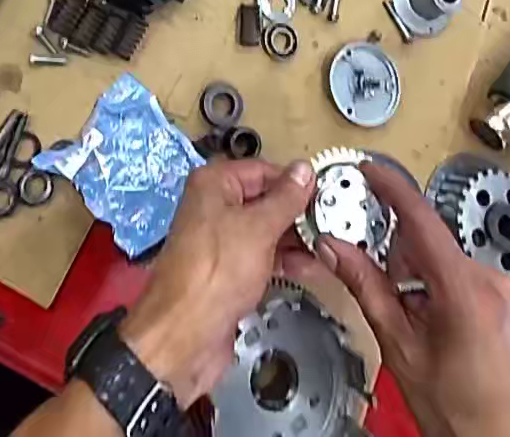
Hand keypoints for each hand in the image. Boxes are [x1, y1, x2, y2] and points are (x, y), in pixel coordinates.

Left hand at [119, 158, 314, 404]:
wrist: (183, 340)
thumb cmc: (215, 273)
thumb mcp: (260, 227)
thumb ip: (287, 198)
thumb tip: (304, 170)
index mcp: (214, 184)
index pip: (263, 170)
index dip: (293, 182)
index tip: (322, 193)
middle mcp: (213, 206)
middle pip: (265, 199)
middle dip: (295, 213)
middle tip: (326, 222)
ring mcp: (219, 240)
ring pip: (265, 229)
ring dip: (293, 238)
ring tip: (321, 246)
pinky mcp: (226, 270)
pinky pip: (260, 255)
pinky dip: (282, 259)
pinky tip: (306, 266)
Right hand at [285, 162, 509, 436]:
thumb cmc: (464, 417)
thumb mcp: (401, 350)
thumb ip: (367, 288)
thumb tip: (336, 250)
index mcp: (463, 288)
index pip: (419, 216)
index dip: (390, 186)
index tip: (369, 169)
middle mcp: (492, 280)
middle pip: (430, 243)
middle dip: (402, 261)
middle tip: (390, 298)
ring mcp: (506, 291)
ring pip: (447, 261)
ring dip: (424, 279)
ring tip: (421, 326)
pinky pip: (468, 277)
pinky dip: (446, 290)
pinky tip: (443, 328)